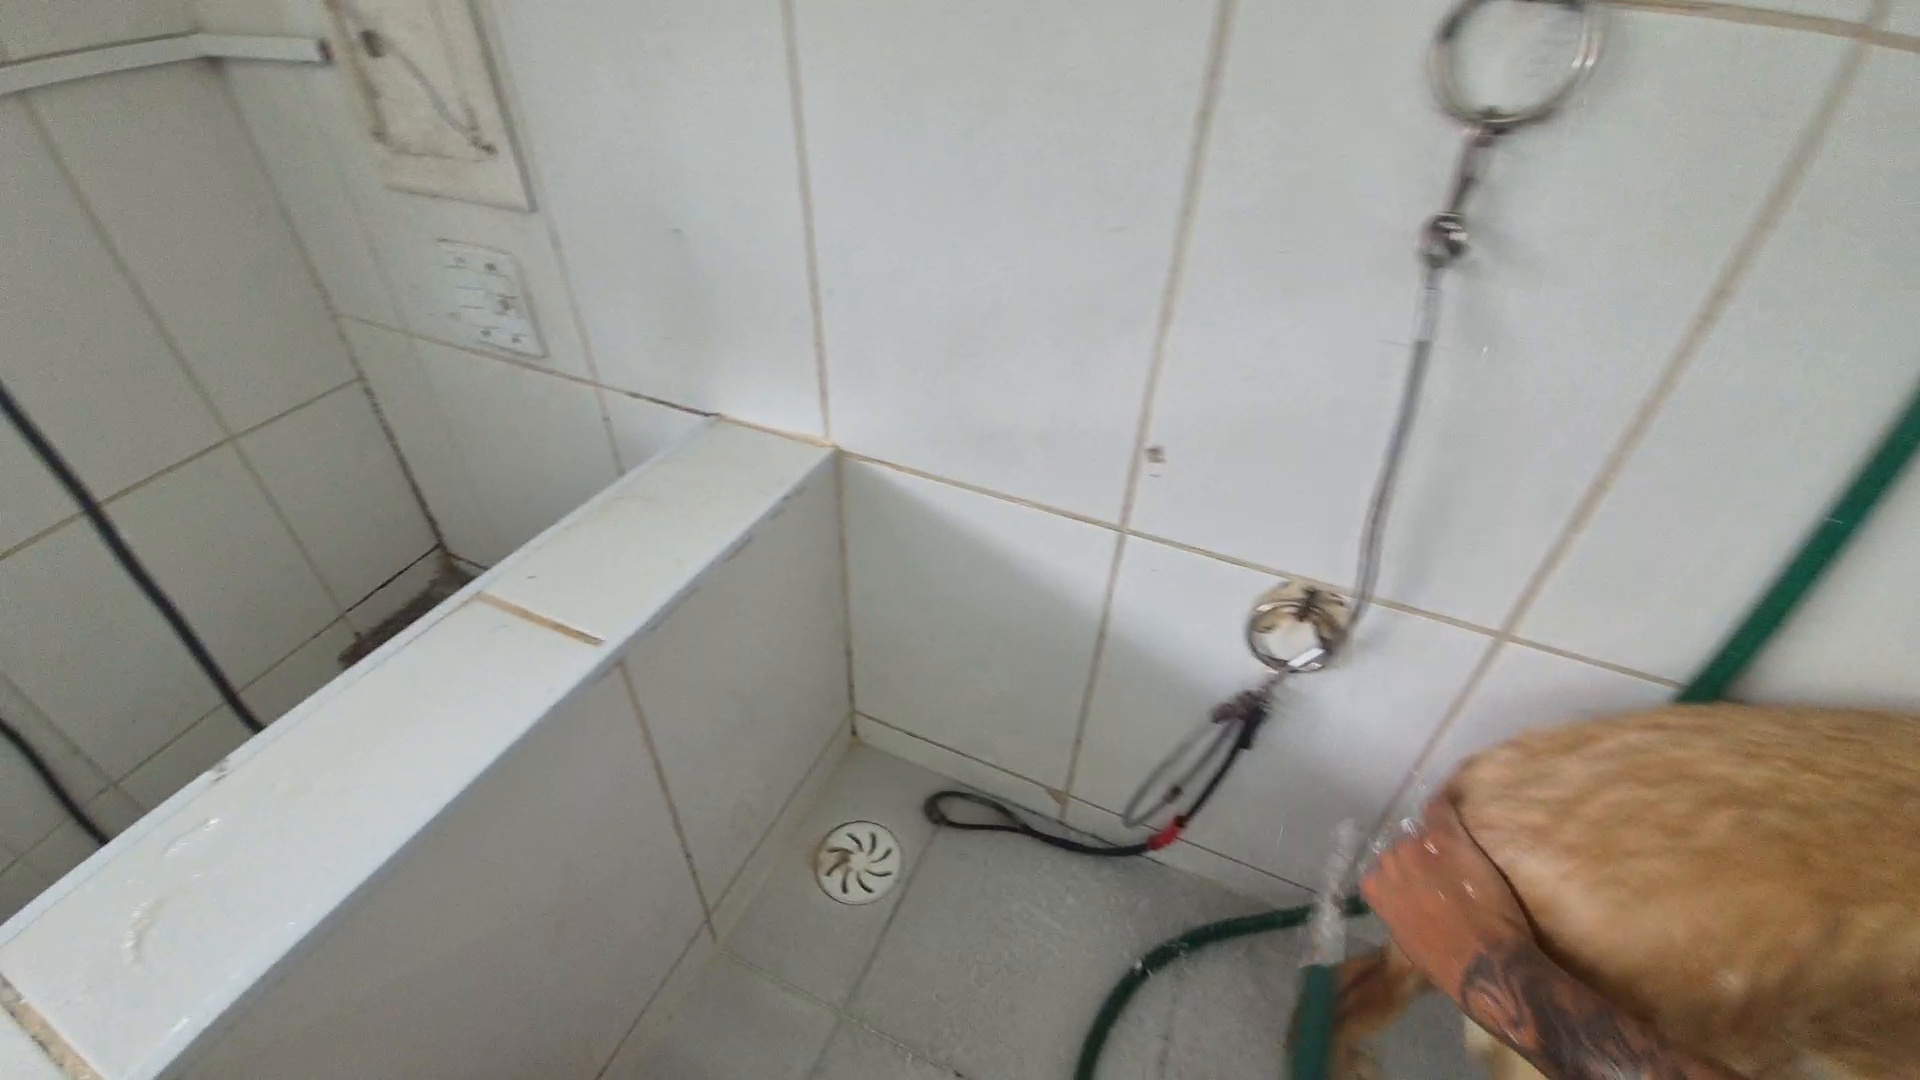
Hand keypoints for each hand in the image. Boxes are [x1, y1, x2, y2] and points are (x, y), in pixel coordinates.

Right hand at [1360, 796, 1530, 992]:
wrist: (1487, 965)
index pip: (1383, 872)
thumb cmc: (1446, 962)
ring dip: (1434, 844)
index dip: (1403, 880)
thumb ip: (1395, 908)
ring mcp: (1416, 846)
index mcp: (1374, 887)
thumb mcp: (1405, 938)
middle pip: (1401, 851)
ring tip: (1454, 854)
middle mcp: (1389, 860)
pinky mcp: (1447, 838)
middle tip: (1442, 875)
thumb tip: (1400, 899)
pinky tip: (1449, 802)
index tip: (1419, 888)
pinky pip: (1439, 810)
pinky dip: (1442, 807)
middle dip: (1417, 861)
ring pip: (1422, 836)